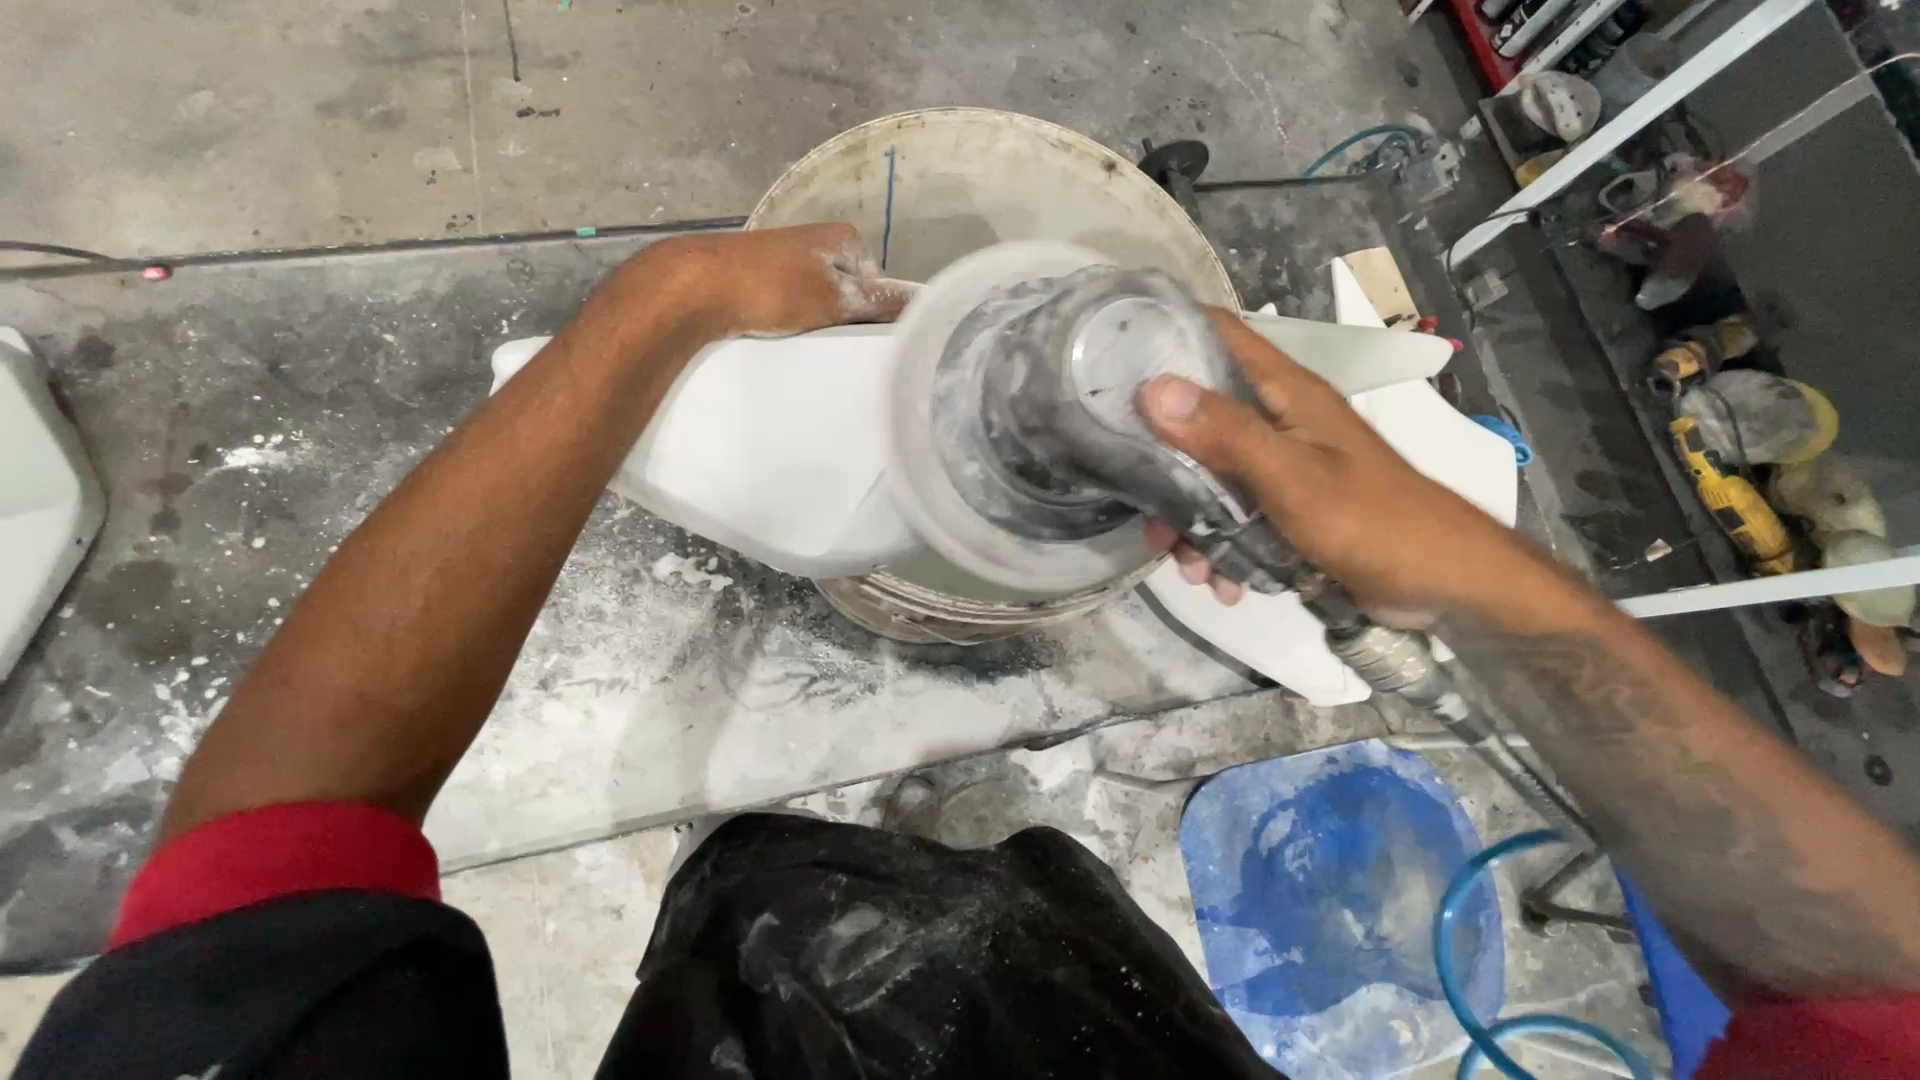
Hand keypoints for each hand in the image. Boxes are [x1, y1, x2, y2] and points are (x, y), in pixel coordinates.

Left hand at [598, 222, 919, 339]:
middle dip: (846, 321)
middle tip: (837, 349)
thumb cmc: (773, 289)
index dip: (876, 317)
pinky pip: (793, 307)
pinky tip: (782, 339)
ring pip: (821, 303)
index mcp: (844, 238)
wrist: (695, 288)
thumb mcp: (837, 299)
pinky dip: (792, 324)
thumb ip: (883, 301)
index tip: (865, 344)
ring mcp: (788, 259)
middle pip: (851, 294)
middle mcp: (818, 242)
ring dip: (817, 326)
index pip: (881, 286)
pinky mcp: (761, 278)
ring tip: (807, 346)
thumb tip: (928, 302)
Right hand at [1137, 309, 1555, 622]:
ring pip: (1208, 475)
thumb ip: (1226, 433)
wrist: (1441, 583)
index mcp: (1284, 392)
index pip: (1218, 333)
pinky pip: (1232, 516)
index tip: (1106, 352)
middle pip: (1196, 414)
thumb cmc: (1372, 519)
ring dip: (1189, 521)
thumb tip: (1153, 388)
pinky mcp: (1284, 506)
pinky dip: (1220, 548)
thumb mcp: (1291, 477)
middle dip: (1161, 457)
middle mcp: (1277, 418)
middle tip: (1133, 494)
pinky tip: (1223, 583)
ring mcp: (1280, 464)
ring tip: (1188, 567)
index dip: (1165, 330)